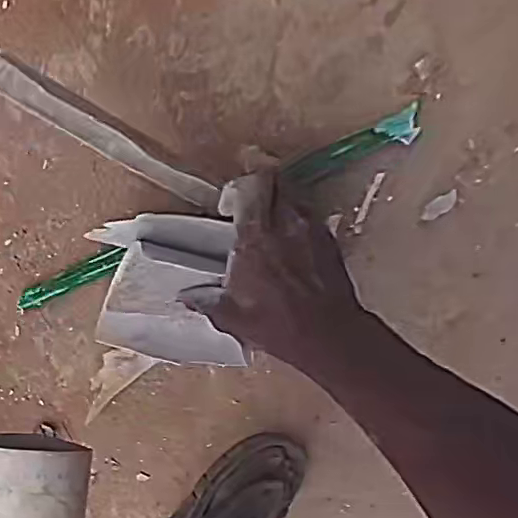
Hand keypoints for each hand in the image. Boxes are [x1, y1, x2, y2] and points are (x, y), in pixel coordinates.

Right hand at [182, 169, 370, 373]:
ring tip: (270, 234)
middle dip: (260, 190)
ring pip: (293, 199)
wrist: (326, 334)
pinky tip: (291, 253)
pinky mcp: (329, 241)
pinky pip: (310, 220)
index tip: (230, 205)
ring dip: (279, 208)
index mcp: (255, 239)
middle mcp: (285, 225)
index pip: (250, 187)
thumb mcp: (233, 319)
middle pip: (275, 183)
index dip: (239, 188)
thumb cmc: (277, 326)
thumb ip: (207, 301)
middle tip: (250, 210)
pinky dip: (297, 228)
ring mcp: (311, 229)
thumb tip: (187, 296)